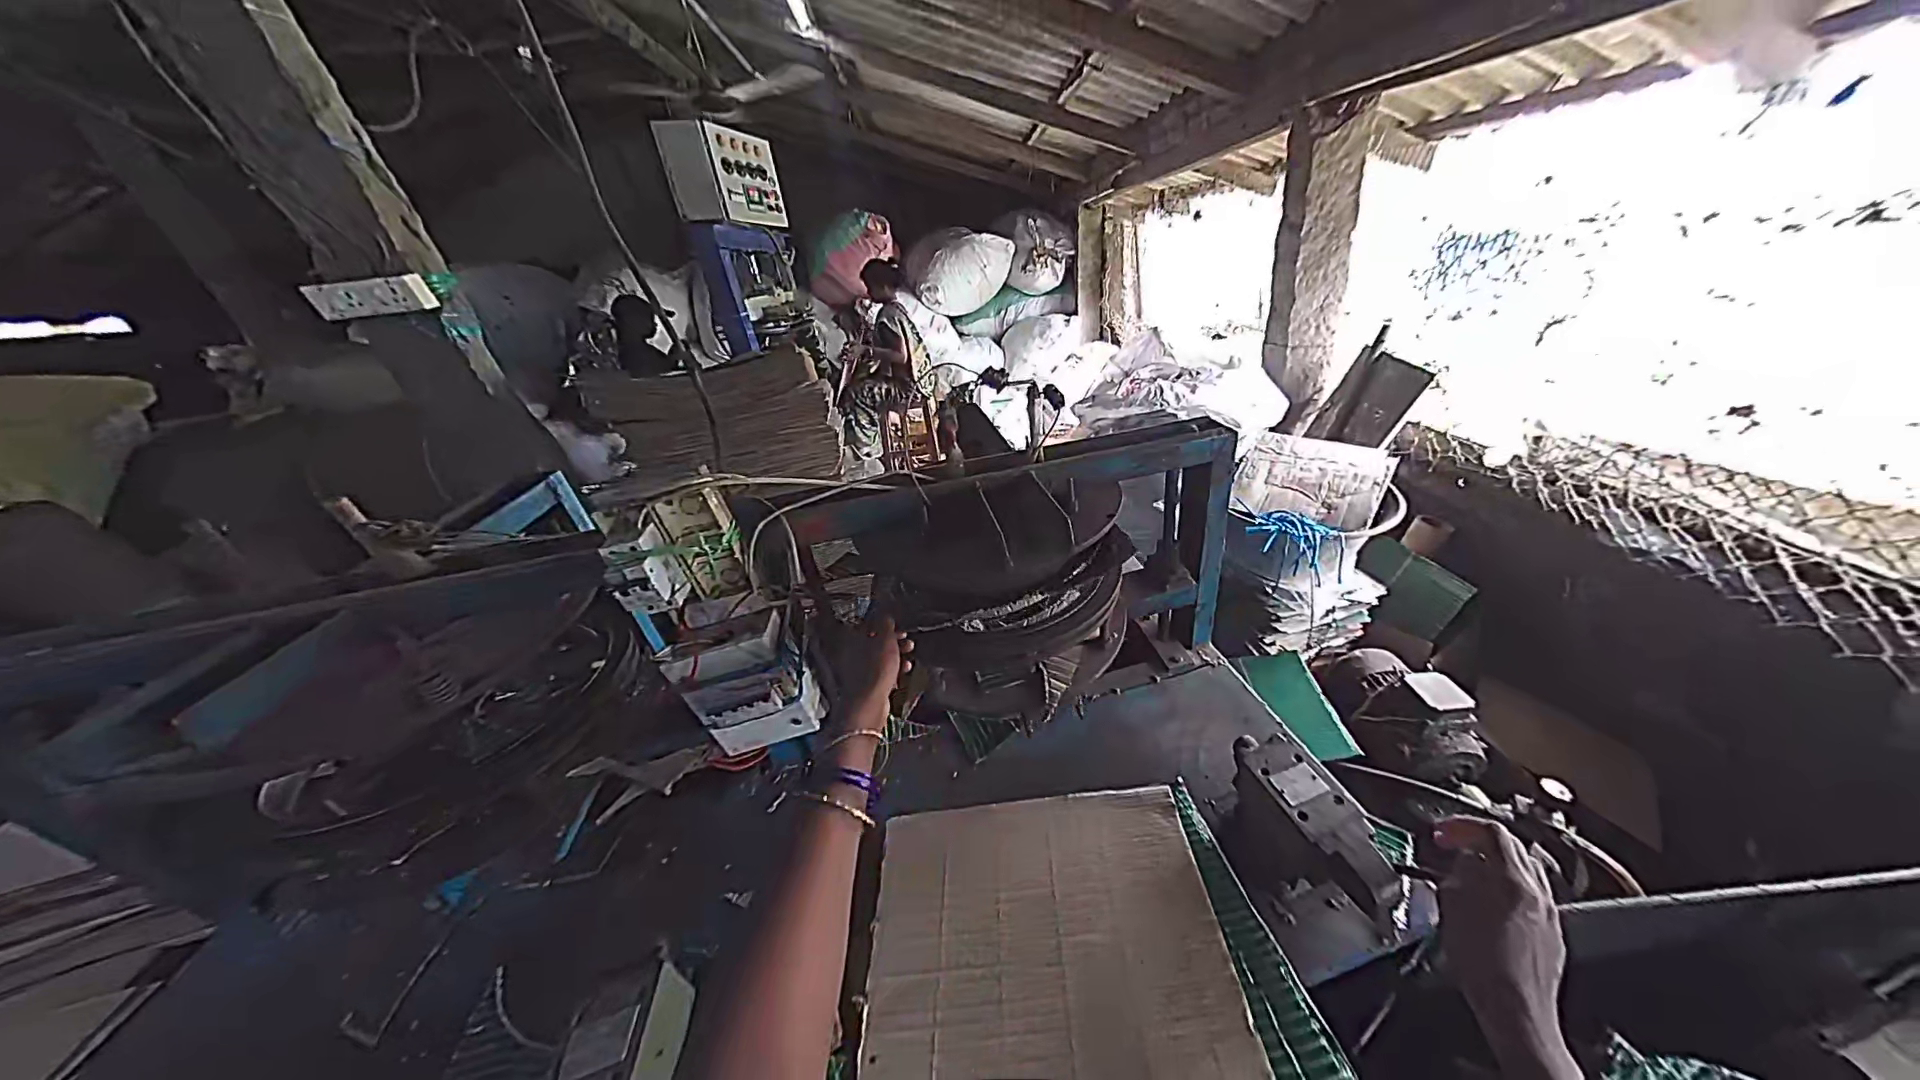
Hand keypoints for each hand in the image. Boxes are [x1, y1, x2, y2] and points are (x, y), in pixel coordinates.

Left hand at [833, 615, 911, 733]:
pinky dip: (894, 668)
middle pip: (875, 642)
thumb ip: (886, 626)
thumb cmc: (876, 670)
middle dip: (893, 640)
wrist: (872, 702)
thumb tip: (886, 616)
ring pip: (880, 657)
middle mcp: (852, 654)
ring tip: (908, 653)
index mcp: (853, 640)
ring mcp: (859, 670)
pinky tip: (905, 668)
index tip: (896, 626)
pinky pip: (883, 672)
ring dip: (896, 654)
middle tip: (905, 640)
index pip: (868, 626)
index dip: (884, 625)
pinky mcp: (868, 684)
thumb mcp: (886, 641)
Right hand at [1435, 816, 1581, 1079]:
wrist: (1515, 1011)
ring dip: (1494, 863)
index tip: (1442, 833)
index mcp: (1513, 882)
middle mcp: (1538, 894)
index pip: (1492, 832)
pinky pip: (1530, 895)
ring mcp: (1549, 915)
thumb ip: (1459, 874)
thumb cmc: (1481, 963)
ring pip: (1524, 870)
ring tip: (1467, 874)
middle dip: (1478, 842)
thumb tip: (1462, 860)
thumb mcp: (1453, 905)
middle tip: (1452, 848)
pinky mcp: (1552, 934)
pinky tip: (1485, 903)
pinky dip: (1506, 887)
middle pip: (1512, 847)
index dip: (1461, 825)